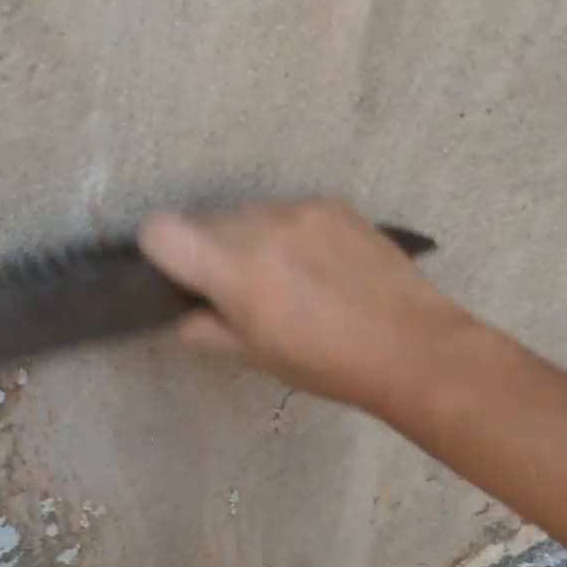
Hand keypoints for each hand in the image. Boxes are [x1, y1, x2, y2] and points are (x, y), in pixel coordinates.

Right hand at [139, 199, 479, 412]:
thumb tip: (177, 314)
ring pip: (242, 213)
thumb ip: (200, 329)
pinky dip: (279, 233)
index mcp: (235, 270)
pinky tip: (309, 266)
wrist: (411, 346)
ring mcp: (299, 209)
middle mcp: (261, 225)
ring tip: (276, 278)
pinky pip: (281, 210)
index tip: (173, 276)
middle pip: (200, 220)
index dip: (156, 252)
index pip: (160, 230)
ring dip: (241, 239)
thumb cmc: (323, 363)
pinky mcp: (331, 203)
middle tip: (228, 289)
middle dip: (202, 250)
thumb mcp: (250, 356)